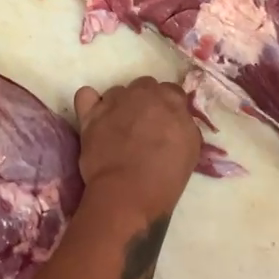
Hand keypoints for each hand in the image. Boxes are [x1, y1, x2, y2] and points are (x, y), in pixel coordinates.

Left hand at [73, 77, 200, 219]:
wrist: (128, 192)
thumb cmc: (166, 177)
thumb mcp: (192, 149)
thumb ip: (184, 124)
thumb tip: (176, 119)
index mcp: (171, 100)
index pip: (172, 91)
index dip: (169, 108)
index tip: (166, 124)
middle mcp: (142, 93)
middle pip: (145, 86)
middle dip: (145, 102)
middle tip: (144, 127)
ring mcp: (114, 101)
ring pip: (117, 92)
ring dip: (120, 105)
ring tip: (119, 129)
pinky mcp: (90, 114)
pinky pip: (86, 95)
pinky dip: (90, 102)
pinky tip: (95, 117)